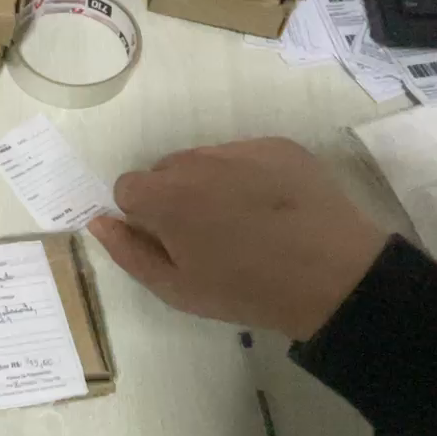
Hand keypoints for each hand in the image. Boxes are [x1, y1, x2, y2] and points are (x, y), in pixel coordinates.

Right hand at [88, 138, 387, 340]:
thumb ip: (127, 252)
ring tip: (243, 219)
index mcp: (162, 196)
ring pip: (202, 160)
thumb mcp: (175, 288)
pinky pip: (243, 154)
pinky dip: (247, 174)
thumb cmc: (245, 290)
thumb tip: (99, 220)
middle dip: (174, 196)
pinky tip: (271, 206)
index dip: (144, 216)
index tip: (171, 240)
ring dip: (209, 182)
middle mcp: (193, 161)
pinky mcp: (277, 145)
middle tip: (208, 234)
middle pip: (164, 171)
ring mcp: (238, 149)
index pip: (127, 188)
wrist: (337, 279)